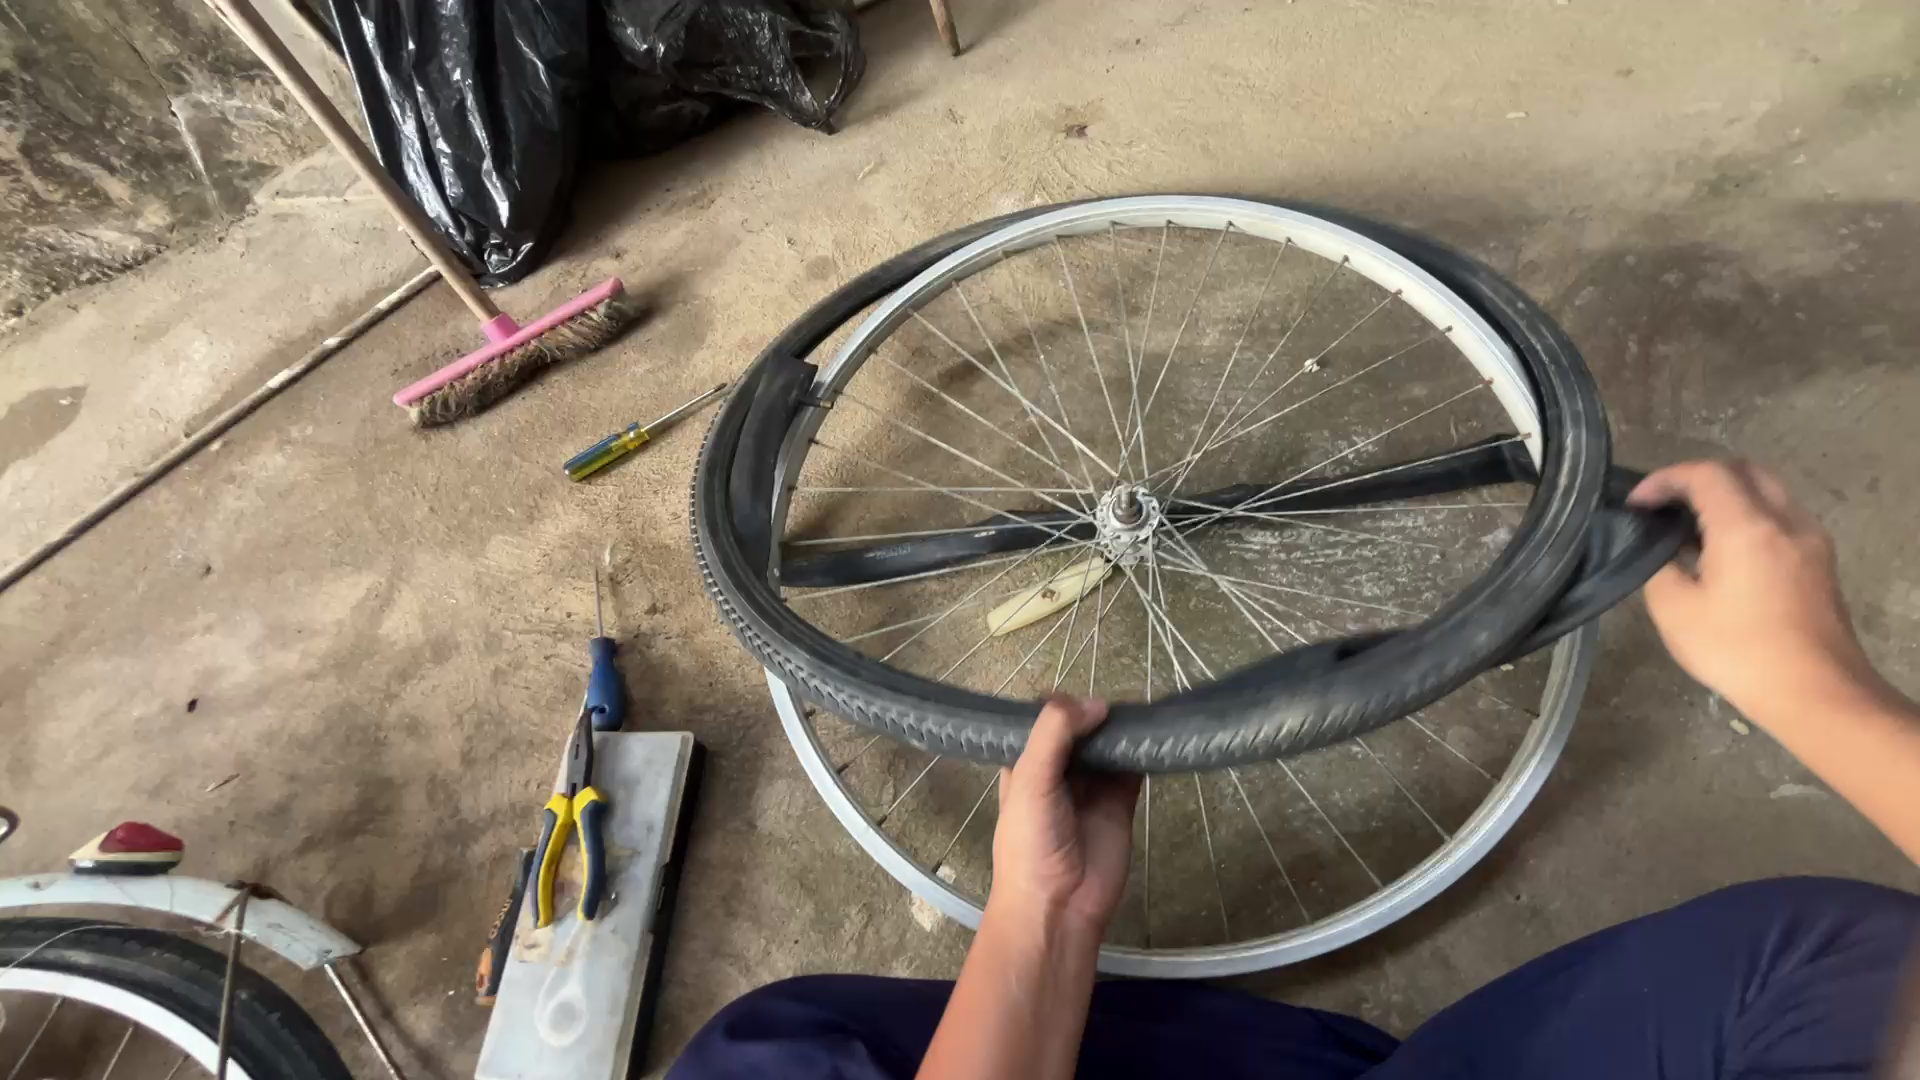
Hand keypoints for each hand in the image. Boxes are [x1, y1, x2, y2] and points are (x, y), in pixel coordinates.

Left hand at [988, 696, 1140, 934]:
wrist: (1058, 906)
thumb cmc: (1030, 841)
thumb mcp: (1030, 779)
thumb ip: (1055, 734)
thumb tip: (1098, 703)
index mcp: (1025, 760)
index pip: (1041, 718)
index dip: (1060, 702)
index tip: (1080, 690)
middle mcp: (1058, 768)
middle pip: (1079, 727)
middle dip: (1095, 710)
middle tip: (1120, 693)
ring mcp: (1091, 784)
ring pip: (1108, 743)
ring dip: (1121, 726)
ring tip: (1141, 704)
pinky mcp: (1120, 801)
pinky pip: (1133, 767)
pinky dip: (1143, 750)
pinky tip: (1154, 732)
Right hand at [1629, 459, 1878, 718]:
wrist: (1812, 691)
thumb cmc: (1733, 647)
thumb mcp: (1672, 605)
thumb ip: (1659, 561)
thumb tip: (1657, 543)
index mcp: (1749, 529)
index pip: (1707, 474)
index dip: (1663, 479)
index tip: (1634, 504)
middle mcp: (1788, 524)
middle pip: (1744, 472)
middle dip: (1695, 478)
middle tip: (1658, 504)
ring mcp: (1811, 542)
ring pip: (1766, 492)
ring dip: (1720, 495)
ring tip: (1681, 525)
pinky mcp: (1817, 561)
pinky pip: (1777, 517)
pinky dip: (1741, 514)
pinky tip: (1713, 546)